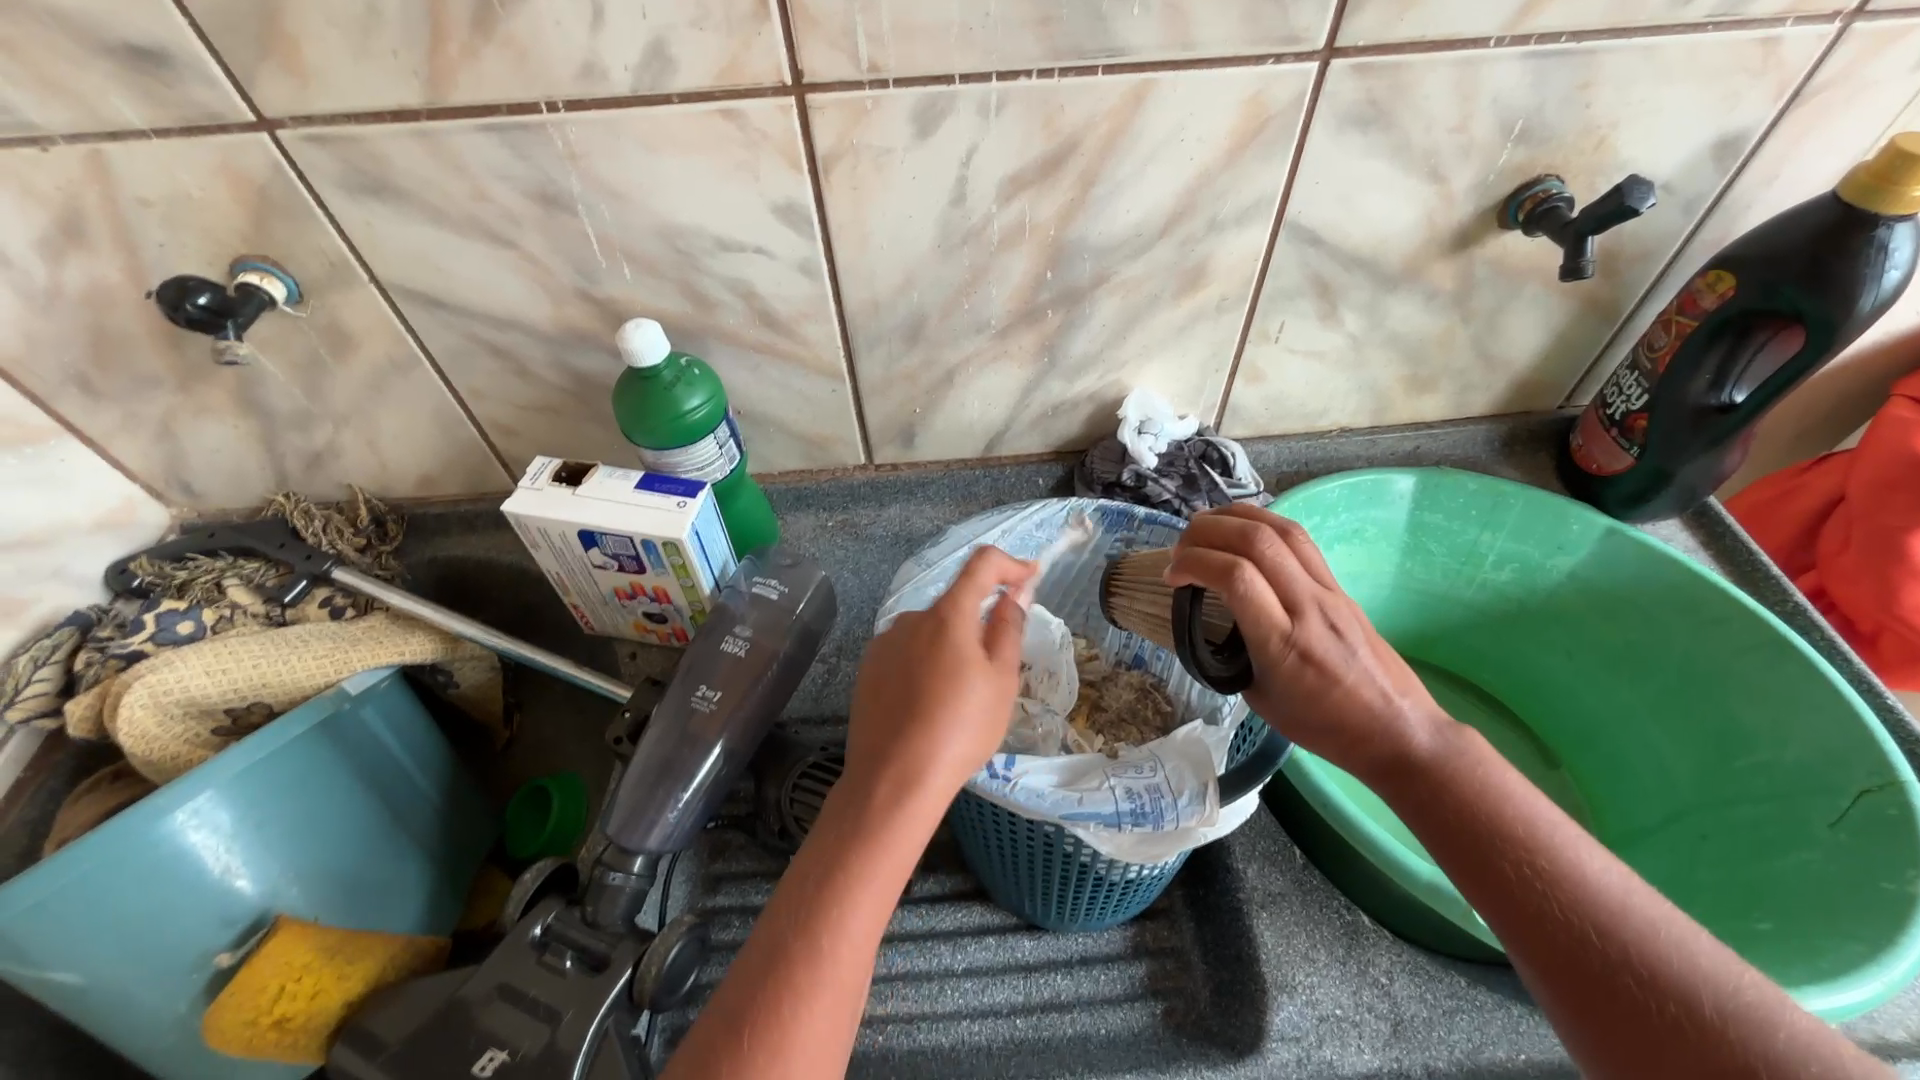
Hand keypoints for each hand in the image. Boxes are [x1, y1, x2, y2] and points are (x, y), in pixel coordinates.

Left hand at [844, 546, 1035, 805]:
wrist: (894, 779)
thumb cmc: (960, 730)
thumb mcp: (1000, 682)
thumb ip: (1008, 629)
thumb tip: (1013, 593)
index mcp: (947, 615)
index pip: (981, 564)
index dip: (1010, 565)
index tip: (1029, 579)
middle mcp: (910, 619)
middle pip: (955, 605)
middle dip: (979, 624)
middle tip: (996, 672)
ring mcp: (884, 643)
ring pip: (930, 633)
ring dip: (951, 649)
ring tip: (959, 700)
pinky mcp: (868, 669)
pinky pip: (907, 654)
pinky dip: (925, 666)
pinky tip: (928, 706)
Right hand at [1165, 504, 1451, 782]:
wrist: (1396, 730)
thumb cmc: (1322, 726)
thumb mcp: (1258, 697)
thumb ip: (1231, 652)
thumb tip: (1210, 621)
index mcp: (1282, 642)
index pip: (1235, 577)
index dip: (1193, 563)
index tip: (1171, 576)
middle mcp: (1308, 607)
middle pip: (1257, 540)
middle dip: (1206, 530)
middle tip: (1180, 547)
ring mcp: (1330, 592)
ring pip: (1283, 530)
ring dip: (1236, 516)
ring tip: (1205, 526)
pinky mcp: (1341, 587)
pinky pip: (1300, 542)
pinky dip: (1263, 525)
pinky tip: (1243, 533)